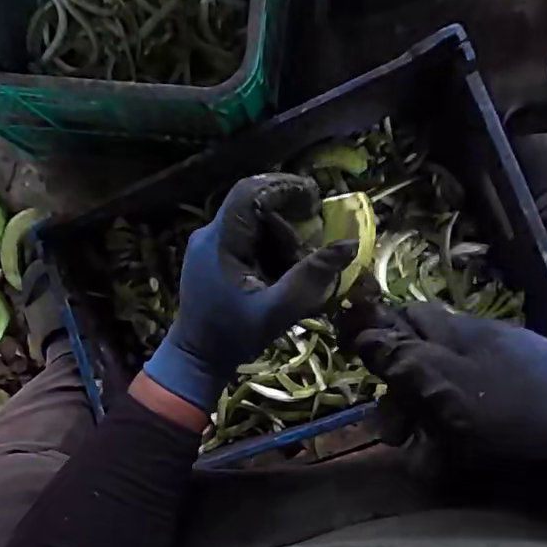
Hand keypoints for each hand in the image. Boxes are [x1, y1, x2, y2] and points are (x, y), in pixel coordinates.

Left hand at [142, 174, 356, 410]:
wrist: (197, 359)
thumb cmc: (232, 336)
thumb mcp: (277, 310)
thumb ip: (312, 278)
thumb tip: (349, 246)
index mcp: (220, 241)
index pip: (249, 193)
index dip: (284, 187)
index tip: (314, 200)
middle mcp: (211, 234)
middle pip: (255, 206)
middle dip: (289, 217)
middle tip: (316, 234)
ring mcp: (211, 244)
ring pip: (255, 222)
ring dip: (282, 234)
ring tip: (301, 259)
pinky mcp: (216, 256)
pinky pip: (249, 238)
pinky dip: (271, 247)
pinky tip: (284, 269)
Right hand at [354, 304, 546, 506]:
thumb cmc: (525, 404)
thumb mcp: (454, 384)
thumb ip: (406, 362)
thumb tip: (361, 333)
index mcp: (460, 333)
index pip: (407, 319)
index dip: (381, 338)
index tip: (363, 370)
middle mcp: (477, 349)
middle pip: (420, 363)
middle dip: (400, 399)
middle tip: (392, 434)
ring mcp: (500, 378)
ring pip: (443, 395)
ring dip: (425, 425)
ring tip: (421, 457)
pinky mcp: (517, 407)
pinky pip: (472, 417)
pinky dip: (457, 439)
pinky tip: (453, 464)